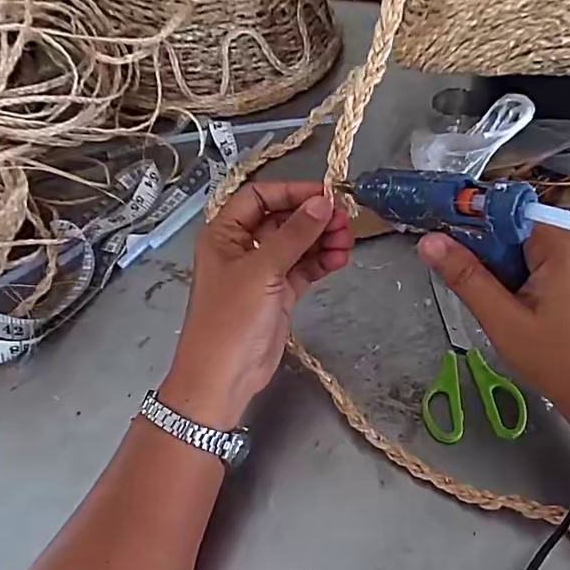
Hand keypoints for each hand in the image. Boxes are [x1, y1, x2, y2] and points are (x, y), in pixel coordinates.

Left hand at [161, 181, 352, 428]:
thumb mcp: (262, 270)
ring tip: (346, 241)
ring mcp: (262, 273)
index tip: (324, 195)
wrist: (223, 376)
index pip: (259, 197)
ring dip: (321, 240)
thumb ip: (294, 234)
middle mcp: (242, 248)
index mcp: (224, 234)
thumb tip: (322, 203)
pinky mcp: (278, 295)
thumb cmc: (230, 319)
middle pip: (282, 220)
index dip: (291, 192)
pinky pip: (303, 269)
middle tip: (343, 220)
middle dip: (312, 218)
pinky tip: (339, 258)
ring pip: (296, 245)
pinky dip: (321, 263)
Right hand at [416, 225, 569, 416]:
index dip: (474, 223)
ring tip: (501, 299)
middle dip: (491, 248)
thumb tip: (430, 242)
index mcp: (566, 242)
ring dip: (506, 262)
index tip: (448, 241)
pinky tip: (518, 299)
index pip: (509, 211)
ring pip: (530, 240)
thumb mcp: (501, 318)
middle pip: (520, 224)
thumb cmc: (557, 359)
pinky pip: (547, 255)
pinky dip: (524, 270)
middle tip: (479, 284)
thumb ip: (465, 276)